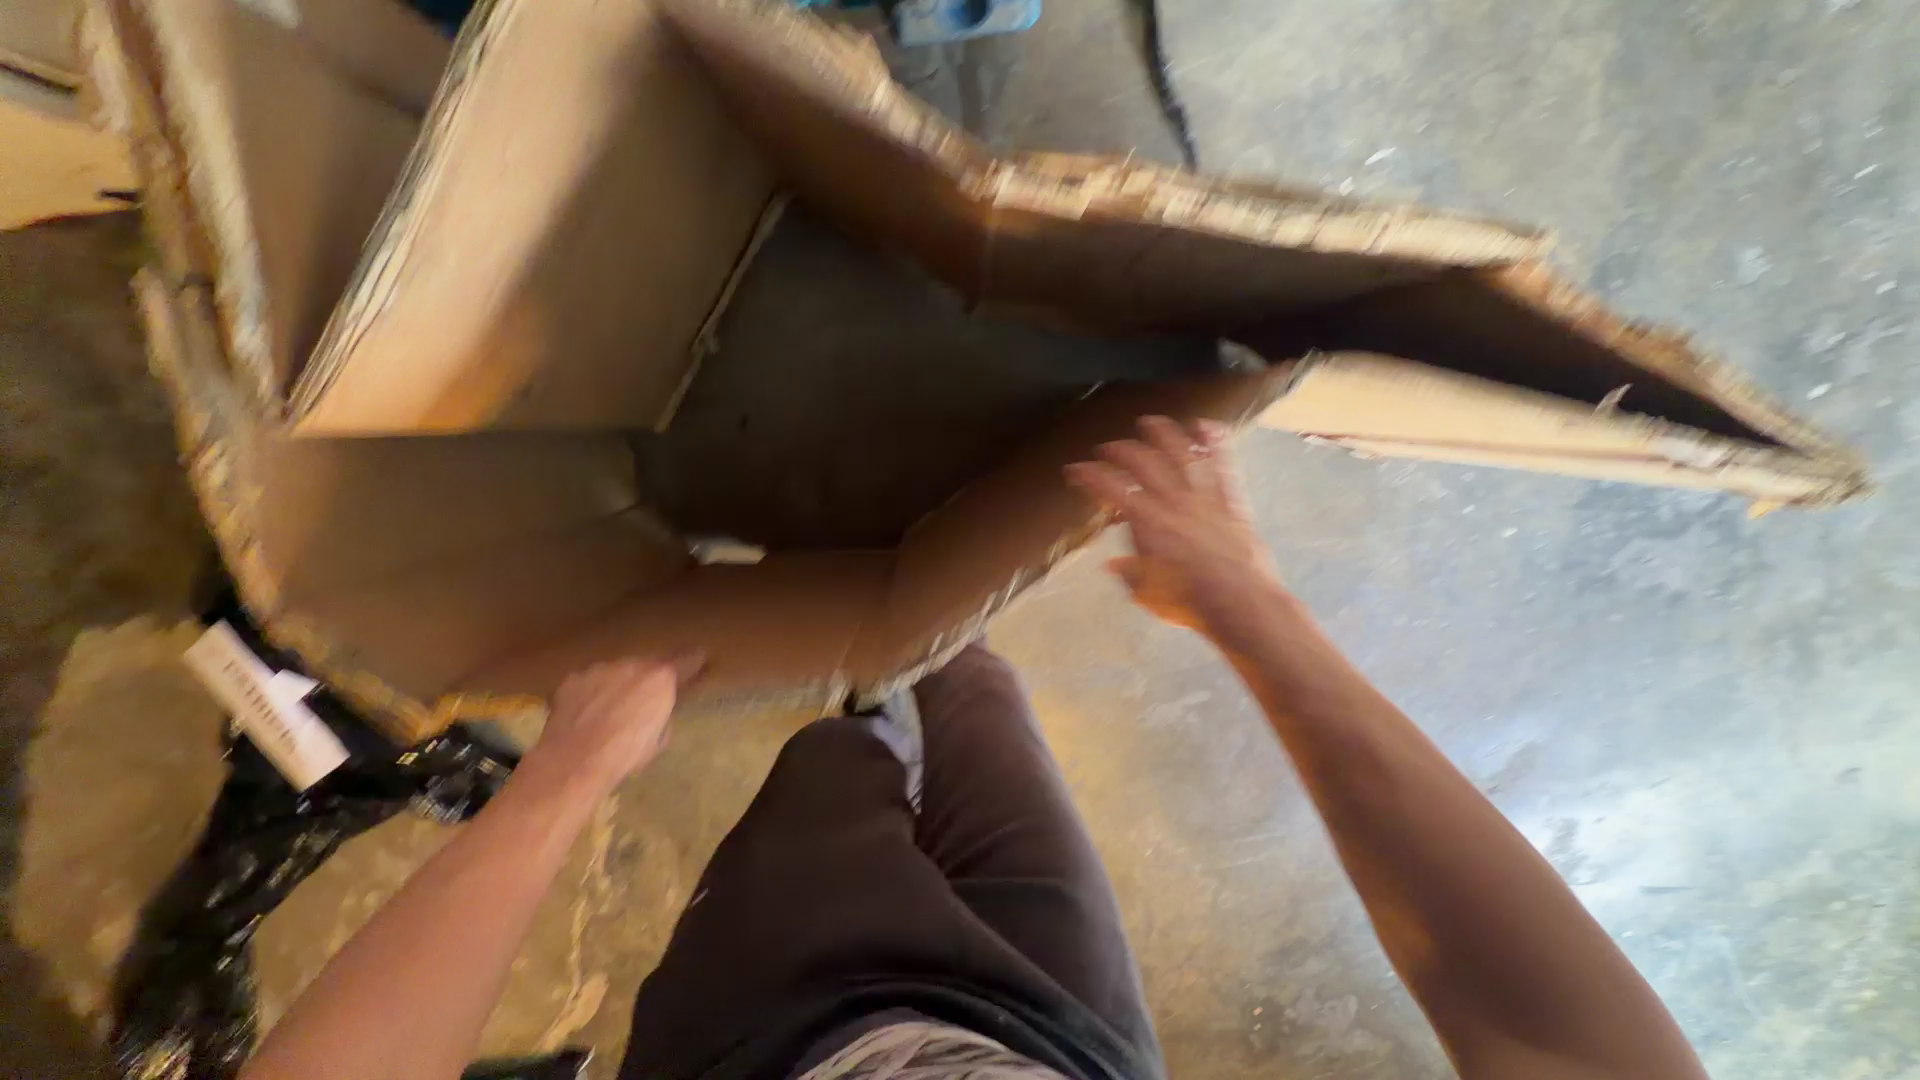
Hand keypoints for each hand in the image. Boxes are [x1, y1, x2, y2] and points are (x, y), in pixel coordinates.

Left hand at [532, 653, 705, 789]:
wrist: (576, 761)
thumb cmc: (627, 754)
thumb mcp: (661, 738)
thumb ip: (664, 713)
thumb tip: (658, 709)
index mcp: (662, 678)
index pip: (687, 660)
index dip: (695, 661)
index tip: (701, 659)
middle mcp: (633, 664)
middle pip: (649, 663)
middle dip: (650, 677)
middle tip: (646, 697)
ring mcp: (600, 668)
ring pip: (617, 670)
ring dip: (620, 683)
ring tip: (612, 709)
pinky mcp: (573, 679)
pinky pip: (590, 681)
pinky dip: (593, 692)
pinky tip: (587, 712)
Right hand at [1065, 416, 1286, 643]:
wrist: (1240, 603)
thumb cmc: (1187, 602)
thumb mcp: (1146, 592)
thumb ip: (1129, 572)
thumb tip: (1112, 563)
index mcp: (1146, 522)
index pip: (1109, 488)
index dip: (1089, 475)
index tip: (1074, 469)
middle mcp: (1172, 501)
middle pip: (1143, 463)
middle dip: (1121, 450)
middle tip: (1108, 447)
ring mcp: (1204, 497)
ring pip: (1182, 454)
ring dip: (1163, 434)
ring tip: (1150, 422)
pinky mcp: (1231, 501)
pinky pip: (1223, 464)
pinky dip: (1214, 441)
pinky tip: (1205, 425)